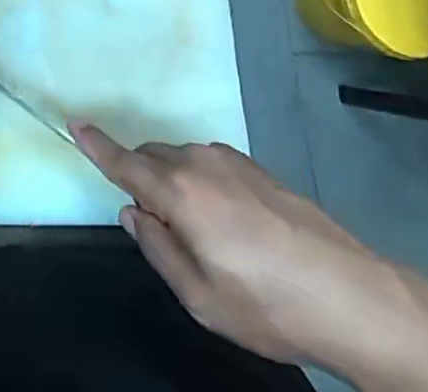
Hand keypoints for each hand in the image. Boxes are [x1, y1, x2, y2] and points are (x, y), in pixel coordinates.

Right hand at [70, 124, 418, 371]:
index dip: (97, 146)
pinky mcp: (257, 167)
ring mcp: (233, 161)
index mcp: (179, 193)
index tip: (75, 123)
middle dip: (140, 178)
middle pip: (152, 157)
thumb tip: (132, 213)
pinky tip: (227, 222)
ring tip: (198, 234)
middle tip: (157, 228)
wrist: (352, 296)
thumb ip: (157, 248)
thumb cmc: (266, 304)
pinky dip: (198, 181)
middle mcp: (201, 163)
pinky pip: (208, 164)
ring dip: (171, 181)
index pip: (125, 163)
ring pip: (181, 159)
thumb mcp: (198, 296)